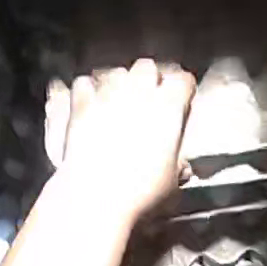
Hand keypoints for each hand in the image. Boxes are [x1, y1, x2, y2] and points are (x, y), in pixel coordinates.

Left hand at [44, 59, 194, 219]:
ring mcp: (108, 94)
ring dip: (122, 84)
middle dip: (151, 81)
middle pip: (148, 68)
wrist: (99, 197)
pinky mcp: (82, 104)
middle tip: (152, 102)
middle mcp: (139, 92)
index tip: (184, 101)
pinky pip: (85, 83)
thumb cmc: (142, 194)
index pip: (183, 82)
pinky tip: (92, 104)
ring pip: (117, 72)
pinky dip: (89, 90)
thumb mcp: (172, 186)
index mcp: (169, 108)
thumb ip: (178, 167)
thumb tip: (181, 167)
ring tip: (122, 104)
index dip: (184, 92)